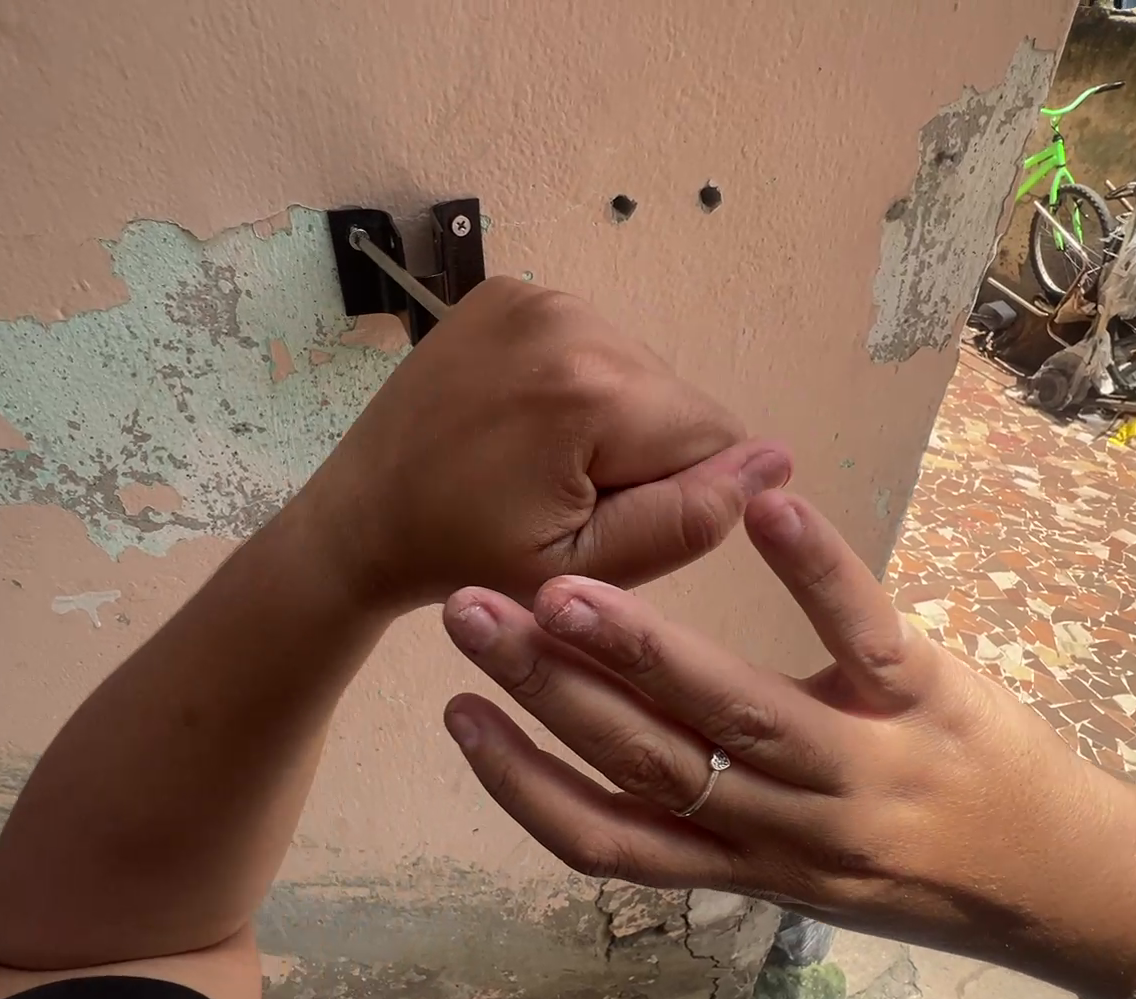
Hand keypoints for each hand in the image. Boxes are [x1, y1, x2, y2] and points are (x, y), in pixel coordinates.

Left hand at [301, 277, 792, 610]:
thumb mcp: (583, 570)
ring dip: (611, 422)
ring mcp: (534, 294)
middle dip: (642, 455)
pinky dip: (576, 388)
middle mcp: (572, 316)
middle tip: (561, 496)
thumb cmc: (466, 560)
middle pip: (674, 398)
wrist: (360, 518)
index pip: (715, 435)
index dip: (675, 491)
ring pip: (637, 371)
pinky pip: (591, 346)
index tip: (602, 517)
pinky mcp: (508, 291)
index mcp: (592, 389)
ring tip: (535, 462)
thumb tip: (775, 459)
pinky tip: (521, 424)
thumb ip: (686, 519)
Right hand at [437, 489, 1131, 956]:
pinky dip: (812, 571)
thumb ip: (702, 807)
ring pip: (731, 713)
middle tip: (474, 613)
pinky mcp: (931, 701)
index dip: (522, 786)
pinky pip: (862, 631)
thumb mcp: (789, 857)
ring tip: (565, 587)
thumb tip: (604, 720)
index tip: (458, 714)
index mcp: (742, 864)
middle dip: (547, 690)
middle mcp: (788, 830)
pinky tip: (762, 507)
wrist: (1071, 891)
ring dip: (639, 647)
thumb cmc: (904, 859)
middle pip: (648, 763)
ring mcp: (862, 766)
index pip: (608, 841)